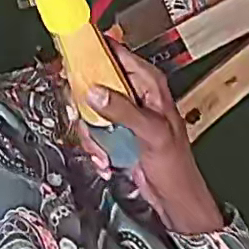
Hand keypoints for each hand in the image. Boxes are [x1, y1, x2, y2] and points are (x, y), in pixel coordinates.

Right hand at [86, 45, 226, 233]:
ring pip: (87, 105)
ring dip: (90, 132)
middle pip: (92, 79)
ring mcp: (121, 110)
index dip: (91, 50)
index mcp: (148, 81)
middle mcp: (133, 91)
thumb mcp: (151, 132)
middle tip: (86, 120)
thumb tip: (95, 91)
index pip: (114, 51)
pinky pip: (90, 127)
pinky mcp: (113, 128)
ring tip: (102, 150)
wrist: (174, 198)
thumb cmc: (176, 166)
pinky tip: (105, 157)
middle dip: (85, 104)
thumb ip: (122, 109)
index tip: (71, 57)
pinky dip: (93, 144)